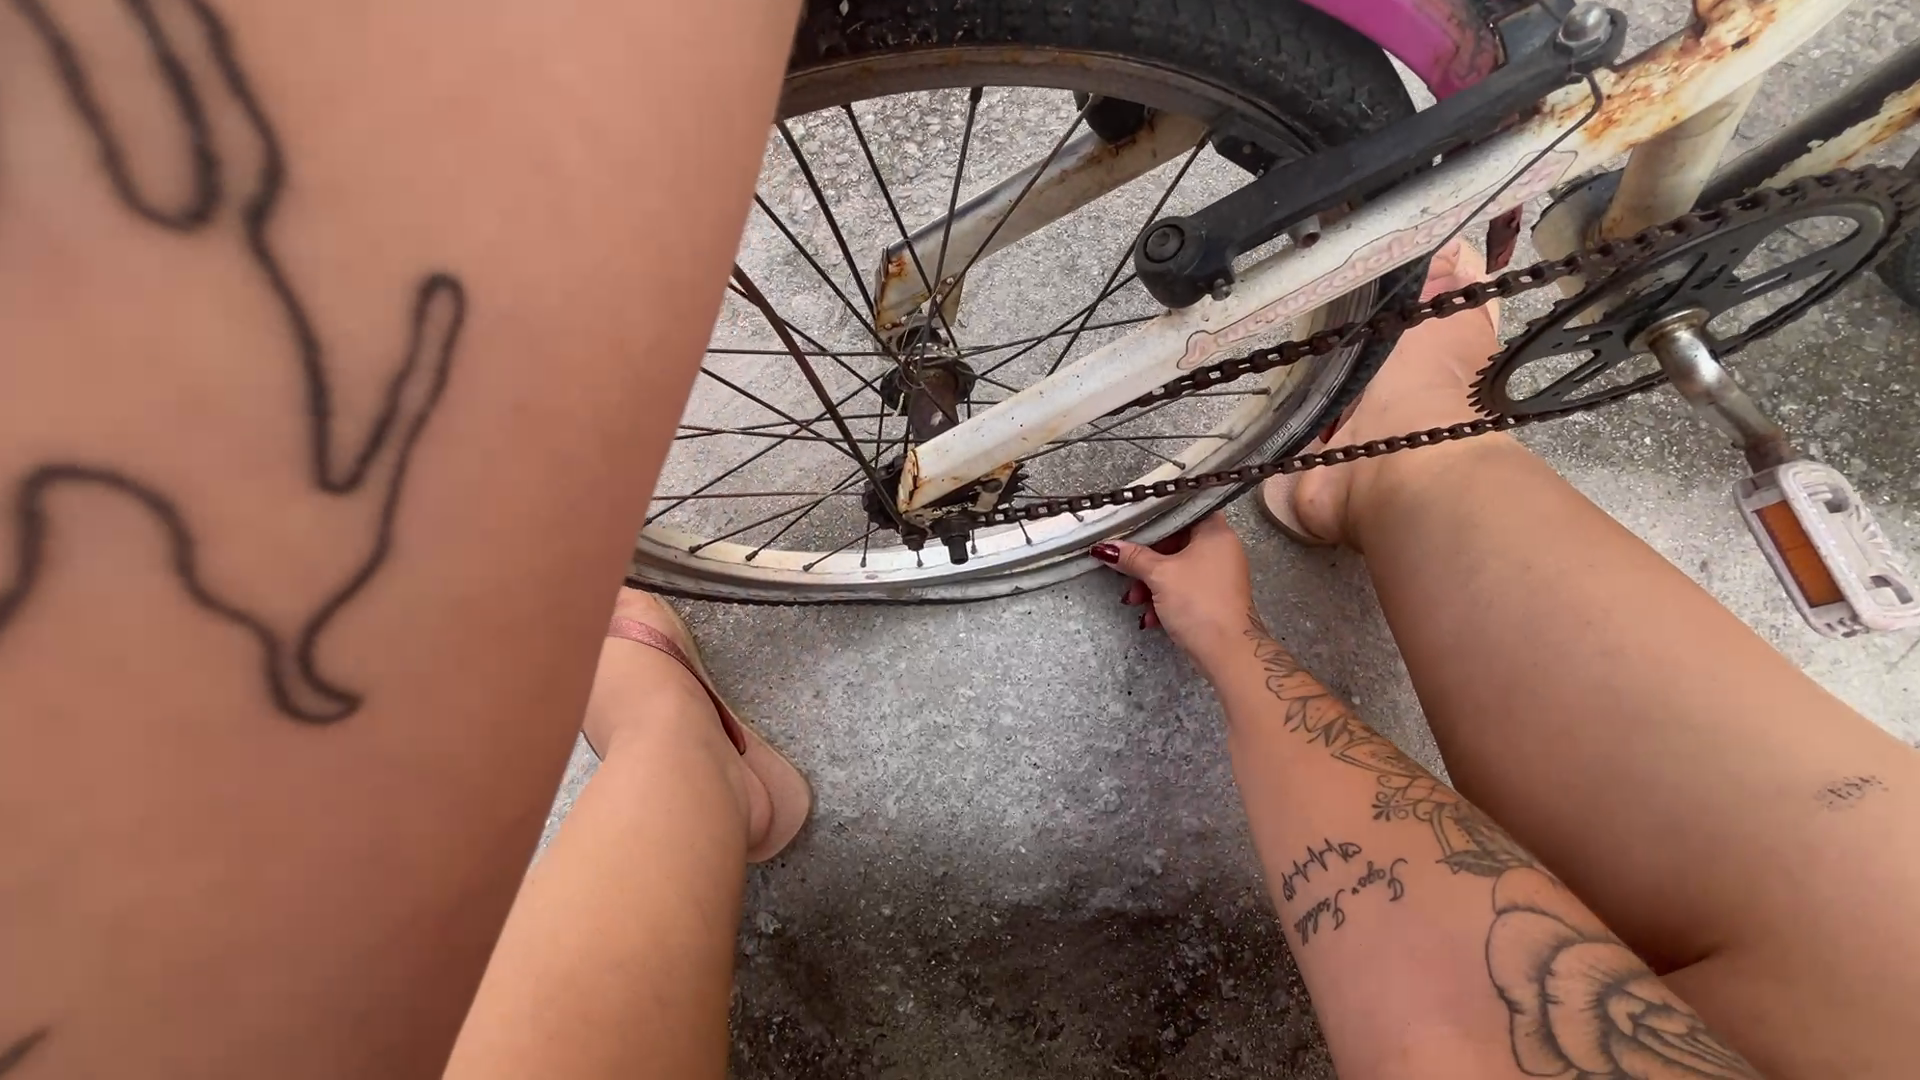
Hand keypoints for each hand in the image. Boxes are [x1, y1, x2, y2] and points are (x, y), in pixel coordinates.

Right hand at [1091, 514, 1253, 673]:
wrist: (1227, 652)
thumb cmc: (1197, 602)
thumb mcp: (1159, 575)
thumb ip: (1132, 557)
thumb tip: (1105, 547)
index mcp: (1215, 532)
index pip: (1182, 512)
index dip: (1154, 520)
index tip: (1130, 529)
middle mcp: (1220, 549)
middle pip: (1174, 543)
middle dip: (1145, 562)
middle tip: (1125, 572)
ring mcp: (1217, 575)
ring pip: (1175, 570)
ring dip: (1150, 584)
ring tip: (1134, 600)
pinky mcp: (1212, 598)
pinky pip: (1183, 589)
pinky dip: (1164, 599)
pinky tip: (1150, 617)